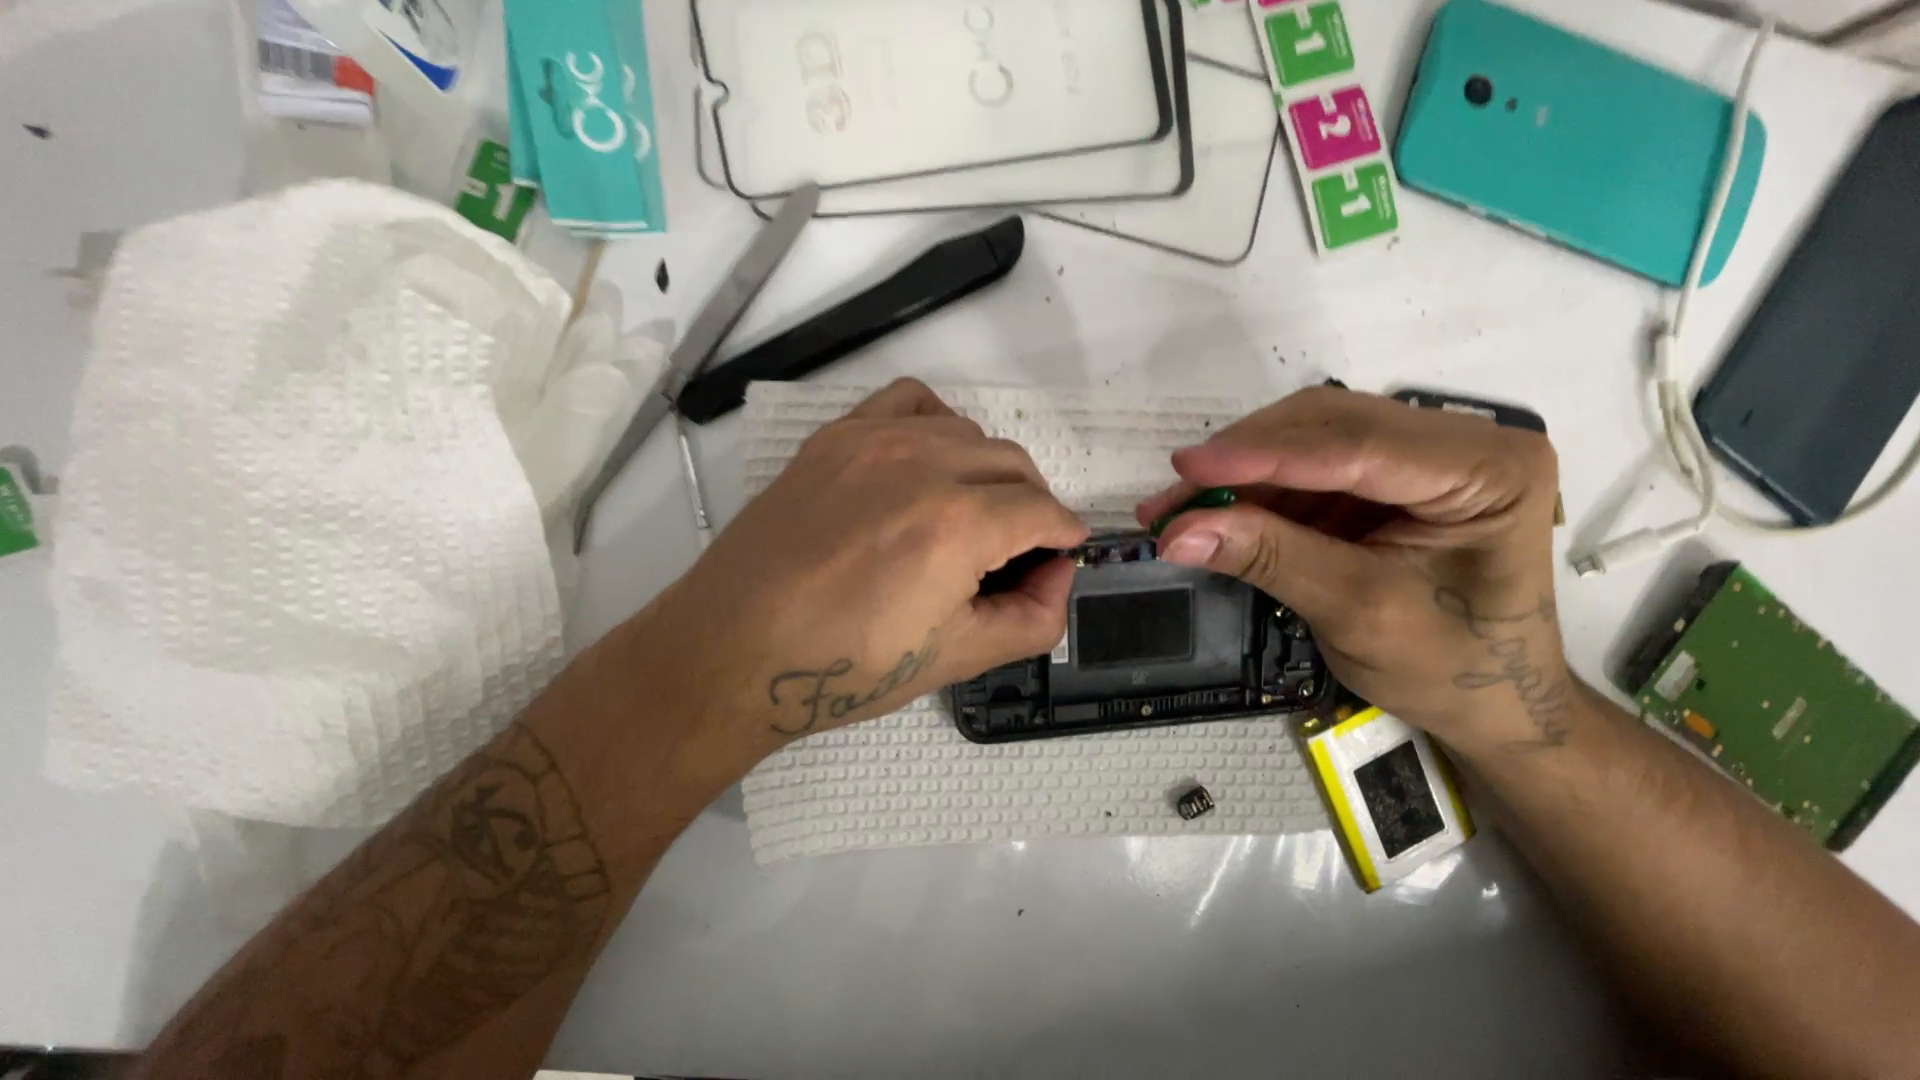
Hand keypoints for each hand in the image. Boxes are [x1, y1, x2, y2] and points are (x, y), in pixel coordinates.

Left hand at [634, 380, 1087, 779]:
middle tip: (1015, 551)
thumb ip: (1032, 618)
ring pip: (967, 432)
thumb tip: (1057, 574)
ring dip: (987, 469)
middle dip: (1032, 506)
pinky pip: (910, 403)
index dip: (1064, 538)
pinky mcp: (836, 437)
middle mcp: (923, 465)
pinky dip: (937, 425)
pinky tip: (927, 464)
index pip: (1044, 511)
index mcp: (958, 525)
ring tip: (969, 514)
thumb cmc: (845, 666)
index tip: (1059, 556)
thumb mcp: (955, 659)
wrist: (736, 647)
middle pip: (1014, 465)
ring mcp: (874, 440)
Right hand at [1136, 387, 1569, 752]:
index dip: (1263, 455)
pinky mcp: (1394, 478)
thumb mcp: (1357, 611)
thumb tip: (1178, 532)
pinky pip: (1313, 467)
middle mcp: (1463, 442)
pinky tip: (1218, 515)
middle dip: (1244, 461)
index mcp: (1488, 470)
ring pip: (1313, 439)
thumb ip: (1271, 558)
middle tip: (1171, 498)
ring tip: (1179, 510)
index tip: (1186, 467)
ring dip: (1243, 475)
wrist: (1497, 706)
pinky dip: (1261, 492)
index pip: (1357, 445)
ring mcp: (1428, 456)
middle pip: (1330, 426)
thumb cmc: (1450, 668)